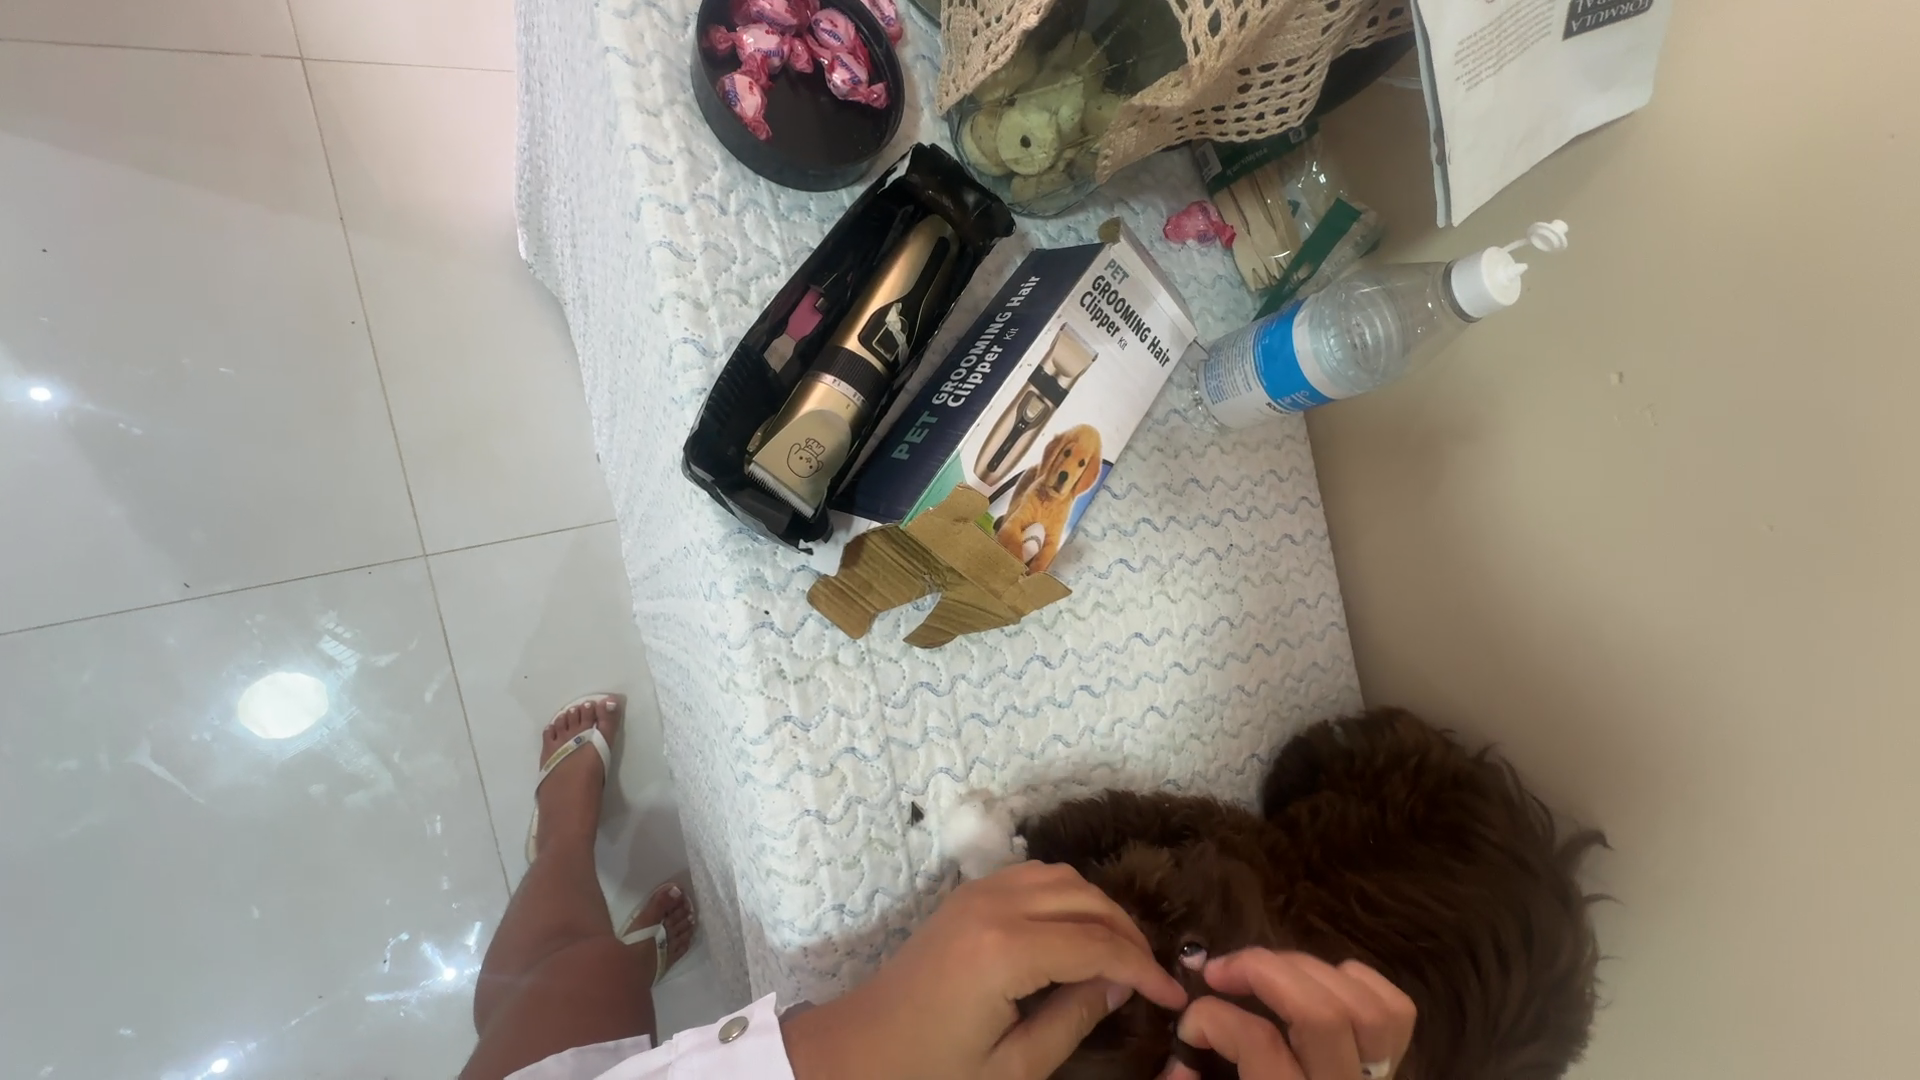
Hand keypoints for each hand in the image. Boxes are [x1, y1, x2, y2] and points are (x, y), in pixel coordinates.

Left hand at [782, 861, 1187, 1079]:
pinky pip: (1032, 875)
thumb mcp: (1012, 1068)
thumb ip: (1072, 1019)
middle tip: (1150, 974)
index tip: (1174, 995)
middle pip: (1084, 898)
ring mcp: (978, 890)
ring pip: (1060, 877)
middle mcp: (994, 904)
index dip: (1142, 967)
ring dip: (1098, 907)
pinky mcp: (968, 892)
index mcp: (1004, 951)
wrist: (860, 1047)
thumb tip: (1118, 983)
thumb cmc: (933, 1070)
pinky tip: (1076, 928)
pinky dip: (1066, 894)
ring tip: (1120, 952)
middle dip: (1126, 931)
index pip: (1095, 945)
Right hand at [1167, 951, 1415, 1079]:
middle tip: (1219, 970)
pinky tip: (1320, 981)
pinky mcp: (1395, 1074)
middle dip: (1260, 969)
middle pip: (1319, 1013)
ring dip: (1306, 970)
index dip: (1211, 1019)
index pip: (1259, 1045)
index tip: (1187, 1027)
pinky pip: (1396, 1013)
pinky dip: (1356, 980)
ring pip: (1363, 1007)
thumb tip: (1174, 1067)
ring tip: (1267, 972)